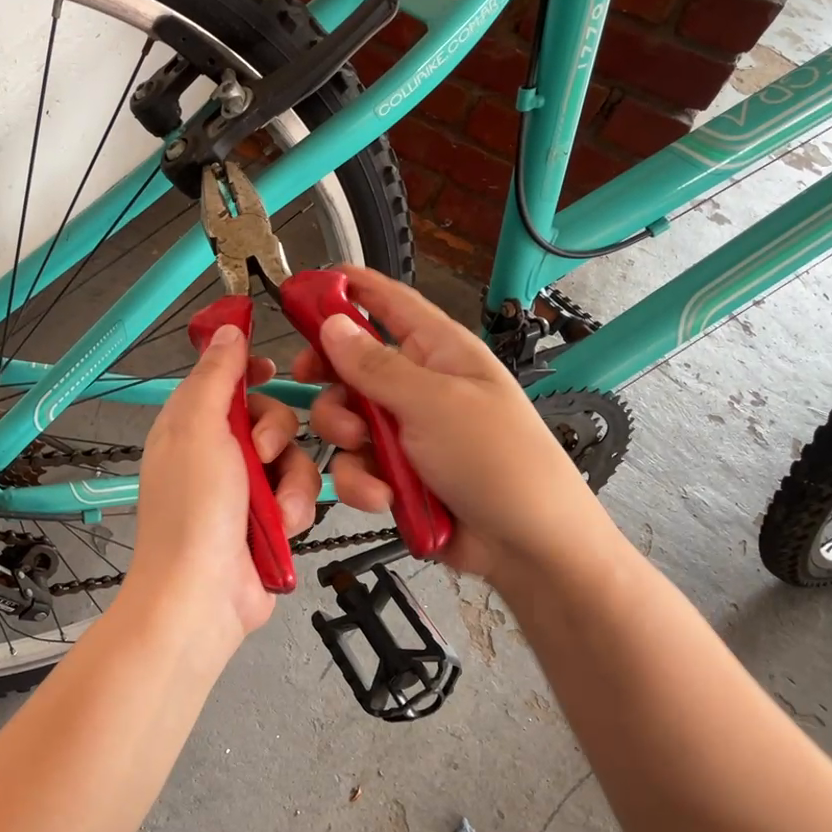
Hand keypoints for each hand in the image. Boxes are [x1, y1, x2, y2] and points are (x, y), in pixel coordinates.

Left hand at [120, 324, 320, 643]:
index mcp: (186, 427)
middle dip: (277, 434)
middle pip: (267, 418)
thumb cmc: (192, 513)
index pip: (221, 382)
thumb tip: (225, 332)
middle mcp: (213, 455)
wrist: (202, 595)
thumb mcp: (198, 428)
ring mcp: (241, 491)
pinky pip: (298, 497)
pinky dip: (294, 511)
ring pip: (292, 458)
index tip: (270, 368)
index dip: (248, 371)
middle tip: (263, 455)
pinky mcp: (266, 522)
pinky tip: (282, 529)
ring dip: (292, 481)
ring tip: (276, 507)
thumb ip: (214, 376)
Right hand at [294, 266, 610, 587]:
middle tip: (311, 383)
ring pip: (345, 420)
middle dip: (331, 382)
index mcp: (439, 352)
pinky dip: (362, 482)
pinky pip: (355, 465)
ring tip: (371, 460)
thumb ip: (375, 366)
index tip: (304, 285)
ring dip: (348, 441)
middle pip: (350, 365)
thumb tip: (333, 324)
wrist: (526, 546)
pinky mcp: (395, 473)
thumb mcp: (434, 405)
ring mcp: (405, 432)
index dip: (348, 289)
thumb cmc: (501, 462)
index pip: (389, 303)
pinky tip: (384, 496)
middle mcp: (418, 386)